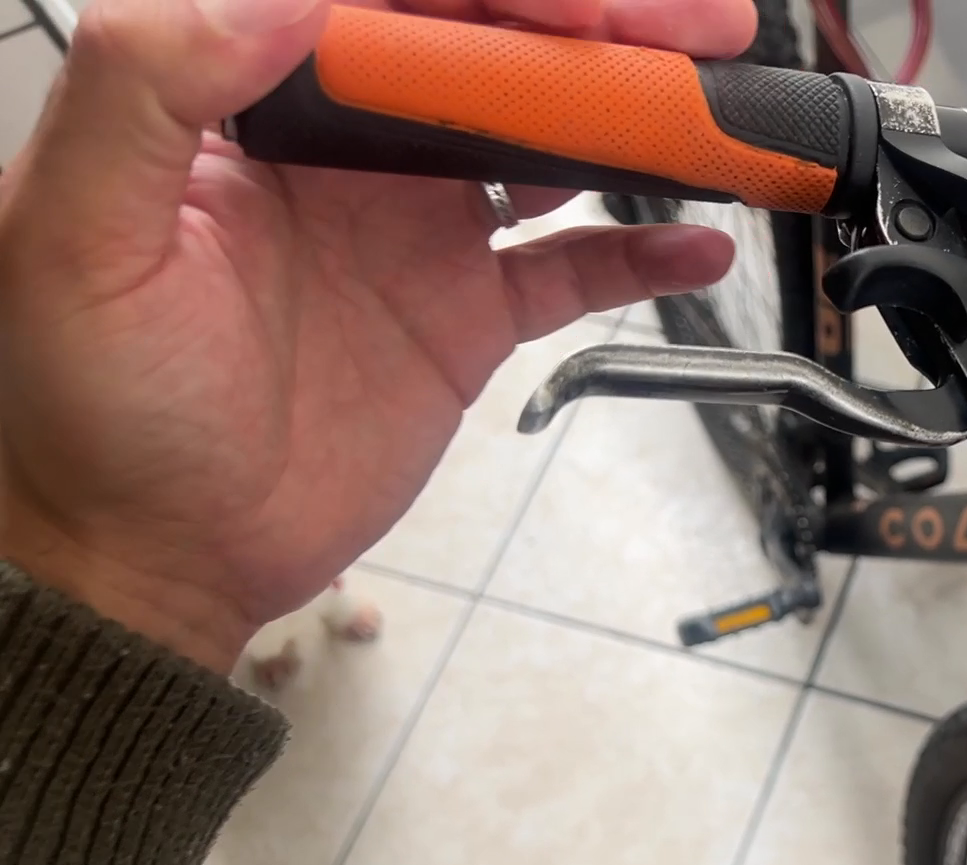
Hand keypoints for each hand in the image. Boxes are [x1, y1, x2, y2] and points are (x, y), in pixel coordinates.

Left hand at [0, 0, 751, 668]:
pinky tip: (696, 249)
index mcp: (260, 108)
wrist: (187, 541)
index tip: (600, 8)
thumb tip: (272, 0)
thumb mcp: (86, 243)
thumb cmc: (103, 407)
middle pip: (498, 72)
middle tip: (701, 34)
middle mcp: (360, 156)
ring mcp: (431, 233)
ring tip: (712, 128)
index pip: (399, 15)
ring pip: (553, 160)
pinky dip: (641, 260)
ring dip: (633, 138)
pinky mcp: (480, 309)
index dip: (510, 1)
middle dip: (602, 44)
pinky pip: (575, 270)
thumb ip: (154, 94)